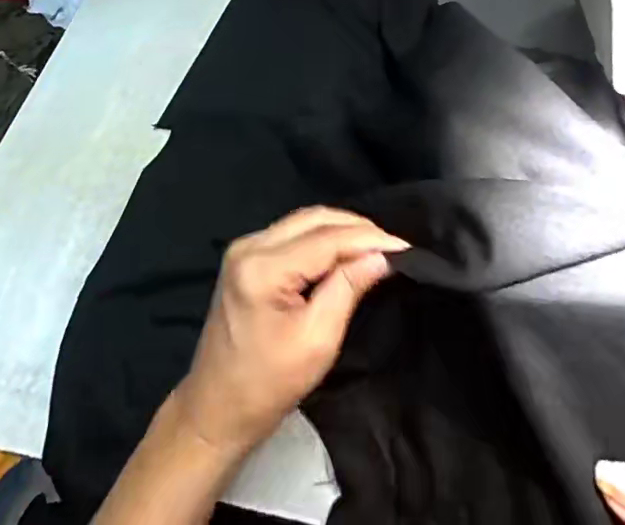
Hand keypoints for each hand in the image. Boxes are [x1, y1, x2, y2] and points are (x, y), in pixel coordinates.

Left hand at [172, 207, 409, 455]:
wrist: (217, 406)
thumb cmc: (269, 384)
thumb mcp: (318, 340)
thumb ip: (348, 288)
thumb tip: (381, 256)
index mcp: (262, 268)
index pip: (326, 239)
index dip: (368, 238)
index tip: (406, 247)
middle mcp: (249, 246)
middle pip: (313, 219)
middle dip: (356, 228)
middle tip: (394, 245)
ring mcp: (244, 248)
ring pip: (302, 221)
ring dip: (340, 229)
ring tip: (376, 246)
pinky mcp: (245, 256)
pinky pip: (291, 232)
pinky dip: (321, 236)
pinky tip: (344, 249)